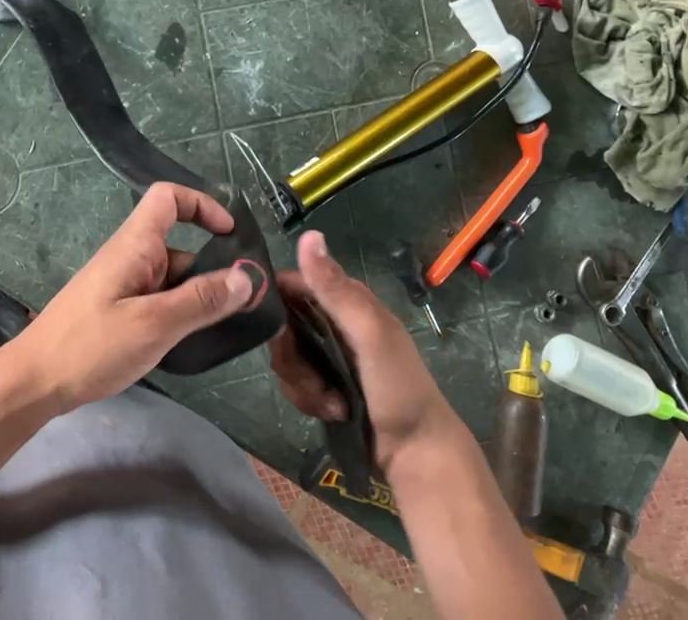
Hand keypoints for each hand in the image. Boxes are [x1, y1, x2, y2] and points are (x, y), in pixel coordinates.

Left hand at [0, 183, 260, 415]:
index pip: (167, 198)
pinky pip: (160, 301)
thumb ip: (201, 301)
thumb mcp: (154, 325)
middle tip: (248, 302)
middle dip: (214, 267)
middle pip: (180, 245)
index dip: (202, 204)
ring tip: (230, 327)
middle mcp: (130, 259)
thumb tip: (247, 276)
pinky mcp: (119, 312)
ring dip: (200, 296)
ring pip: (173, 278)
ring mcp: (123, 287)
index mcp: (133, 246)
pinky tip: (196, 341)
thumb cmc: (91, 346)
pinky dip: (182, 313)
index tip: (230, 234)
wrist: (35, 382)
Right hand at [269, 231, 449, 471]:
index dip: (274, 301)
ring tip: (331, 403)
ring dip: (302, 384)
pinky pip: (294, 383)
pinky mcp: (324, 383)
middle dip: (291, 356)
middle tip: (312, 380)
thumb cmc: (399, 387)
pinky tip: (333, 411)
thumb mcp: (370, 334)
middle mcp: (335, 321)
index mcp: (348, 300)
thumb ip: (336, 290)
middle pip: (283, 325)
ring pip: (286, 357)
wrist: (417, 452)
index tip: (269, 327)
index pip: (293, 283)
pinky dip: (308, 400)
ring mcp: (329, 354)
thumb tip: (308, 235)